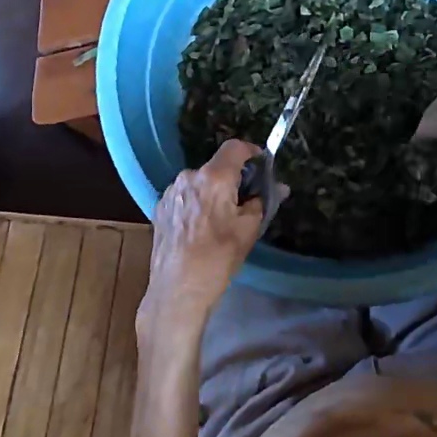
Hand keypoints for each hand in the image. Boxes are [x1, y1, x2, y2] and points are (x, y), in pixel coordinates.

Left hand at [140, 139, 268, 344]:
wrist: (177, 289)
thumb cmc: (218, 258)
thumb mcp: (249, 230)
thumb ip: (262, 202)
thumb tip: (277, 187)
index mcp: (213, 177)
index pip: (234, 147)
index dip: (251, 151)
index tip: (261, 164)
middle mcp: (188, 176)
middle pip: (216, 167)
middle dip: (232, 180)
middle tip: (244, 202)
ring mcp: (170, 192)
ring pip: (198, 183)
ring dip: (212, 192)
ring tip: (220, 221)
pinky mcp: (159, 208)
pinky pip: (184, 197)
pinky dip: (196, 204)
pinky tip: (200, 229)